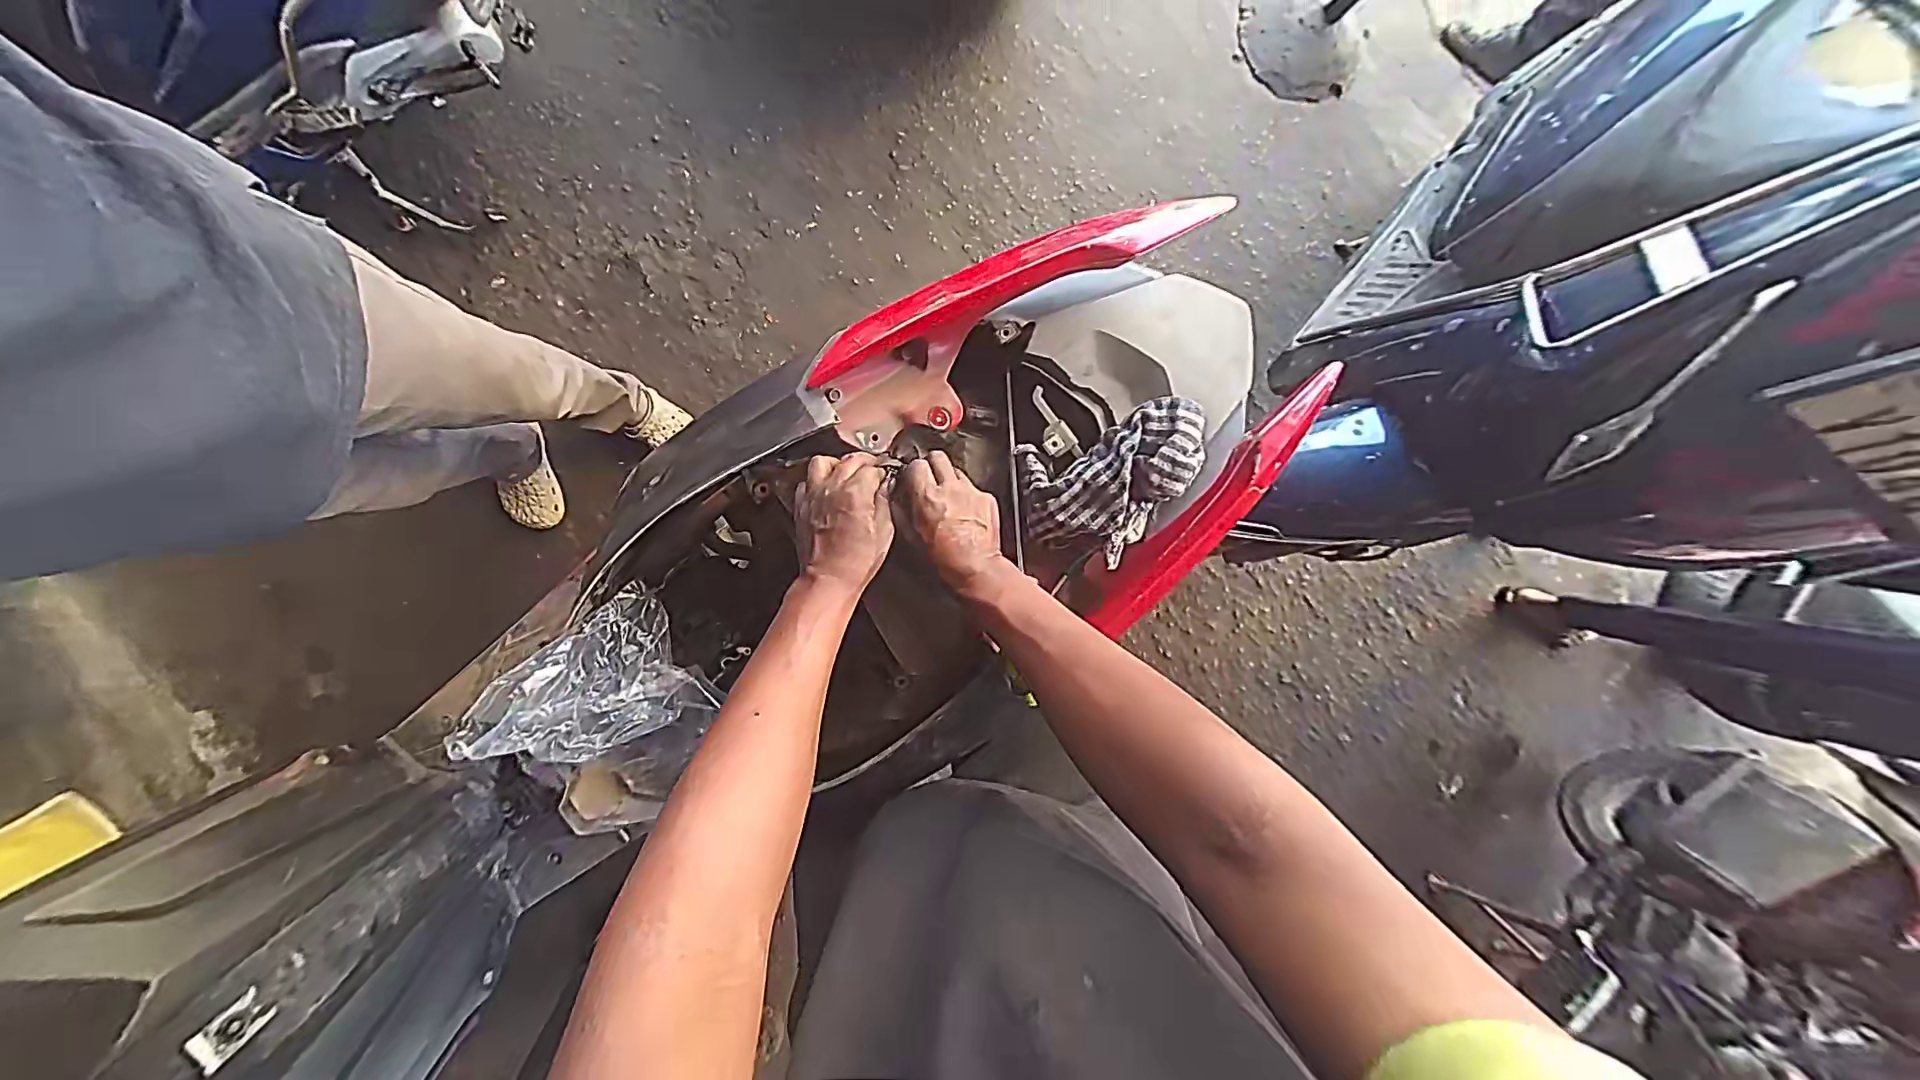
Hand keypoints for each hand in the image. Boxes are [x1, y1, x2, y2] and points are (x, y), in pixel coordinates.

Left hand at [794, 453, 895, 590]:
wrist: (829, 579)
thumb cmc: (855, 562)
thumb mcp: (884, 531)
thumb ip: (884, 502)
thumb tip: (884, 488)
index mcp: (856, 493)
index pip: (872, 468)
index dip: (882, 470)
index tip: (886, 476)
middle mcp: (832, 489)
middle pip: (850, 460)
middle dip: (865, 462)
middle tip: (872, 471)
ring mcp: (814, 496)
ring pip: (823, 462)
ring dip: (837, 464)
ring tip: (846, 473)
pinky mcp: (802, 506)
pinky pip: (806, 481)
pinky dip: (817, 481)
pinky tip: (827, 489)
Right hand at [902, 451, 1007, 590]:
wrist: (977, 567)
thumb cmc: (945, 559)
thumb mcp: (912, 537)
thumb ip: (902, 512)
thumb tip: (898, 499)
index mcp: (928, 496)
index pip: (917, 464)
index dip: (913, 470)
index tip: (913, 478)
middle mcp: (950, 488)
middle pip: (938, 457)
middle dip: (931, 465)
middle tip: (929, 478)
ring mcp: (971, 491)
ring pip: (956, 471)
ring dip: (949, 480)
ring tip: (948, 498)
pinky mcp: (986, 498)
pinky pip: (973, 487)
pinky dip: (967, 495)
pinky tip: (964, 510)